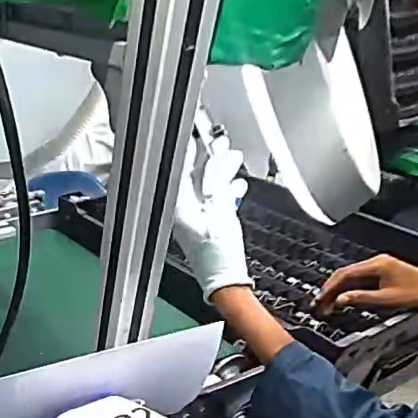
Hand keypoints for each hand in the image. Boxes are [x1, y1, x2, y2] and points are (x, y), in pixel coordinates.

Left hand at [171, 130, 252, 298]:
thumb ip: (218, 188)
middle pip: (196, 177)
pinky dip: (226, 190)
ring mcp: (196, 219)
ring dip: (222, 173)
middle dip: (211, 160)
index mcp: (181, 209)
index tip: (194, 136)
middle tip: (221, 145)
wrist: (226, 280)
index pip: (180, 172)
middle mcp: (185, 213)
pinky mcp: (207, 226)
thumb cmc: (219, 255)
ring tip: (234, 160)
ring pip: (208, 187)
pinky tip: (236, 185)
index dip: (188, 152)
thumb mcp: (220, 215)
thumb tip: (215, 163)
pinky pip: (215, 201)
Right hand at [316, 254, 417, 327]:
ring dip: (338, 291)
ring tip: (328, 306)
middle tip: (318, 306)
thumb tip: (339, 300)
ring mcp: (380, 267)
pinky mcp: (384, 273)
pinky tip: (344, 300)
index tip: (318, 302)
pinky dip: (348, 290)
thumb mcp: (386, 300)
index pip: (344, 275)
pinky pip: (360, 280)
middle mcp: (377, 262)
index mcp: (377, 265)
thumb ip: (360, 298)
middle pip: (344, 274)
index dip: (328, 289)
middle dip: (329, 290)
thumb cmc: (417, 294)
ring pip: (351, 278)